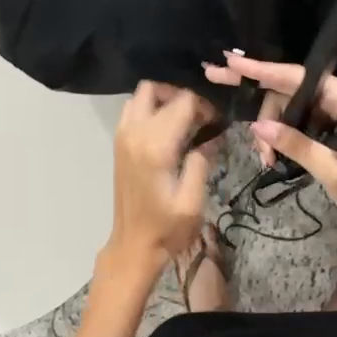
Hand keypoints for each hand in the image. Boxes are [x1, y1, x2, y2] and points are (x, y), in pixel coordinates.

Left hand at [106, 82, 213, 278]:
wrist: (132, 247)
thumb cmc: (166, 228)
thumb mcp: (193, 200)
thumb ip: (201, 162)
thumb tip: (211, 136)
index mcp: (155, 147)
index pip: (182, 102)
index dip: (204, 105)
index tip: (218, 121)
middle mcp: (134, 133)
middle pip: (157, 89)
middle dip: (183, 95)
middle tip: (202, 116)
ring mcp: (122, 136)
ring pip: (141, 94)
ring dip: (164, 98)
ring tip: (186, 118)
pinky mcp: (119, 143)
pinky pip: (132, 109)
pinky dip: (151, 107)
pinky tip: (169, 127)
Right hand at [201, 54, 336, 226]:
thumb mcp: (332, 170)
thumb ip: (296, 146)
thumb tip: (258, 125)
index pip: (298, 77)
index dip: (263, 69)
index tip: (232, 61)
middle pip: (287, 87)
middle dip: (257, 99)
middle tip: (215, 77)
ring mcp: (333, 108)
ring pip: (286, 105)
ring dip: (269, 128)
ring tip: (264, 158)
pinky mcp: (328, 122)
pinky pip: (295, 118)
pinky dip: (279, 134)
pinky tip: (269, 155)